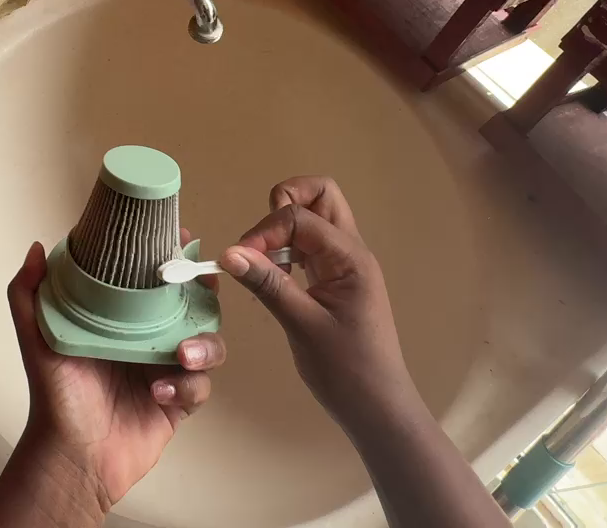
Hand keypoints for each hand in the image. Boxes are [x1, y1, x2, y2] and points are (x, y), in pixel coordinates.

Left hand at [0, 237, 225, 526]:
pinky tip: (158, 391)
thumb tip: (37, 247)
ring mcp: (168, 369)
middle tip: (205, 285)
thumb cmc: (54, 391)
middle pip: (192, 305)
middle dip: (204, 293)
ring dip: (204, 345)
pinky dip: (186, 386)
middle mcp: (150, 337)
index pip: (153, 278)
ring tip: (183, 353)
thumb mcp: (36, 336)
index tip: (183, 235)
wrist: (71, 455)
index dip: (172, 256)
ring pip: (207, 345)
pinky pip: (199, 387)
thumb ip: (28, 292)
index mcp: (123, 316)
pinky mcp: (178, 402)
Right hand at [218, 176, 409, 431]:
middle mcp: (350, 250)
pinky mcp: (334, 277)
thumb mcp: (303, 326)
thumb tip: (228, 252)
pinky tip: (273, 271)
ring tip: (264, 257)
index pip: (301, 216)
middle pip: (321, 194)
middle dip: (286, 200)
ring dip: (285, 223)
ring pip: (316, 214)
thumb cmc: (347, 371)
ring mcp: (344, 263)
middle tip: (262, 237)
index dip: (266, 230)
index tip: (240, 257)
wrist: (378, 411)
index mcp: (350, 257)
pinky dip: (287, 244)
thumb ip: (267, 284)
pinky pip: (310, 241)